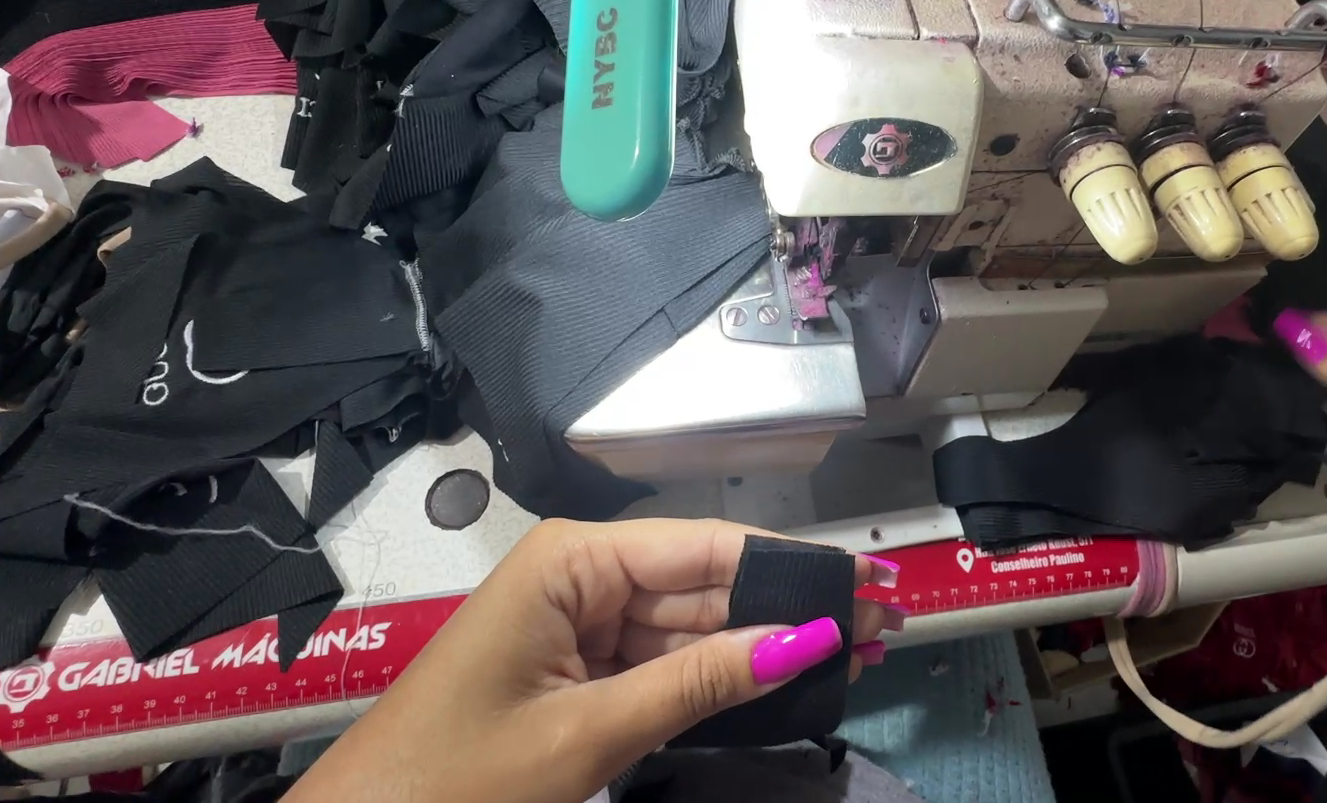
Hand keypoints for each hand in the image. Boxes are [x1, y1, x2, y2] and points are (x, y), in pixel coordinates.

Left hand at [286, 517, 900, 802]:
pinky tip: (780, 674)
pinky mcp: (584, 659)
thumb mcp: (588, 732)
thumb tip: (806, 641)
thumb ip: (700, 681)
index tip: (861, 581)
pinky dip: (718, 675)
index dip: (789, 566)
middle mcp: (587, 568)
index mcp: (578, 555)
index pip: (706, 547)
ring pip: (691, 623)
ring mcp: (586, 615)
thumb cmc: (453, 782)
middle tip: (874, 621)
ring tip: (848, 649)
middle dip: (787, 607)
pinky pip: (663, 657)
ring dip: (763, 643)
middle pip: (706, 582)